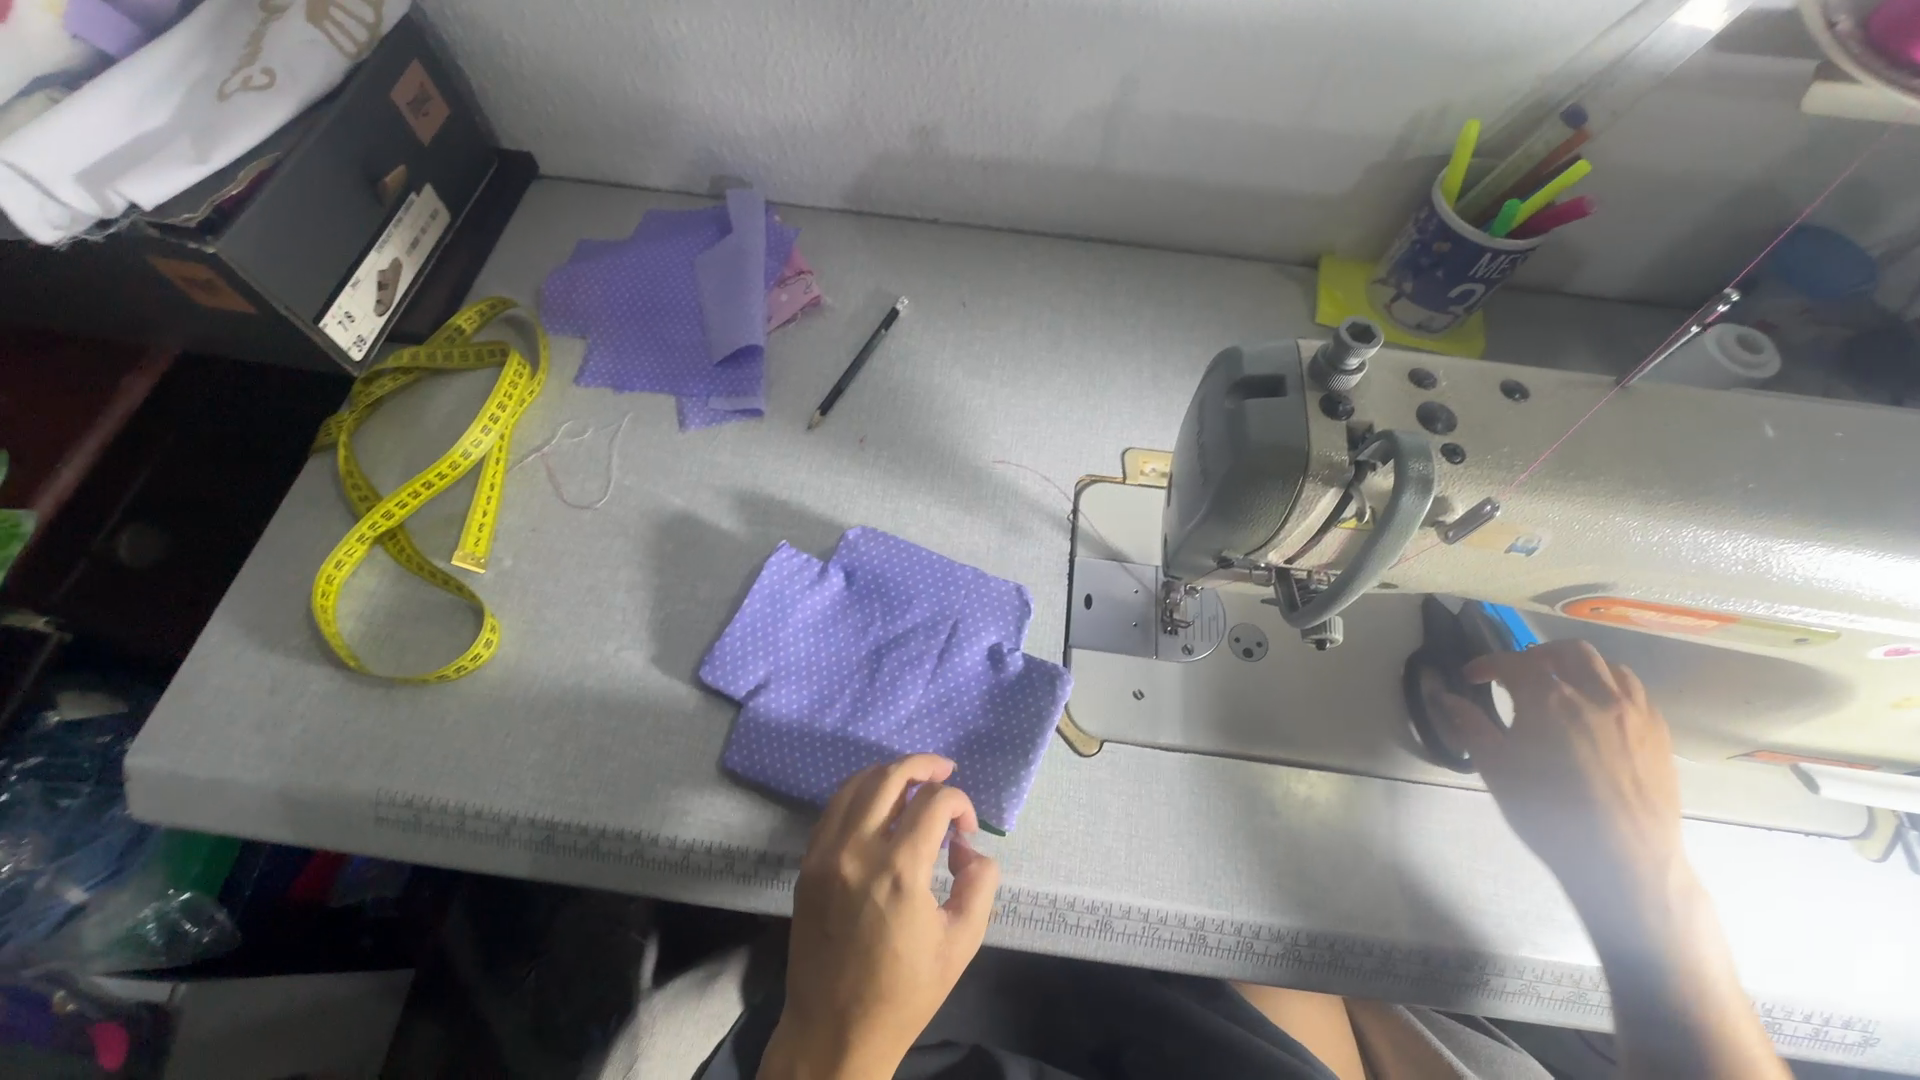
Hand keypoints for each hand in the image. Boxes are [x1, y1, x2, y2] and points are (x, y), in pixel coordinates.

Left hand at [760, 754, 999, 1079]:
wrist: (834, 1030)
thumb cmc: (904, 993)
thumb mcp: (961, 943)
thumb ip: (979, 884)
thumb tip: (969, 848)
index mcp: (900, 871)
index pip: (934, 802)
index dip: (960, 804)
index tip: (967, 831)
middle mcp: (858, 851)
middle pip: (891, 776)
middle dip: (925, 766)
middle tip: (946, 771)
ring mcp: (826, 854)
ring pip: (857, 784)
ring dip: (890, 773)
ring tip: (914, 780)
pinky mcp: (807, 864)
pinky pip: (832, 808)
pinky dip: (858, 793)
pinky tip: (877, 802)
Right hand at [1437, 639, 1683, 901]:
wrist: (1620, 856)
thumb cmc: (1547, 812)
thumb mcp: (1496, 768)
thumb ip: (1470, 725)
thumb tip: (1446, 697)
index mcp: (1548, 700)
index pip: (1513, 662)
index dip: (1486, 664)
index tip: (1472, 677)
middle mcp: (1594, 695)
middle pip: (1567, 651)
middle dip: (1537, 654)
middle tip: (1518, 674)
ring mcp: (1632, 711)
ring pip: (1607, 665)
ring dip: (1577, 666)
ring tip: (1560, 686)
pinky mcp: (1657, 732)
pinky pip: (1634, 690)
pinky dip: (1609, 686)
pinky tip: (1596, 709)